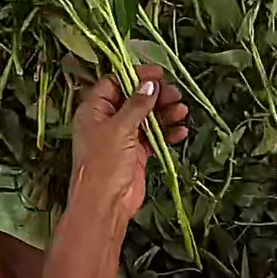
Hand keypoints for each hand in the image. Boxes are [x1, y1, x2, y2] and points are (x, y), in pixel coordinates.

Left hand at [68, 64, 188, 225]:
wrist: (105, 204)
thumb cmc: (104, 163)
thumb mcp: (120, 128)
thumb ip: (137, 104)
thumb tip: (150, 83)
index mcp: (94, 110)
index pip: (114, 83)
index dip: (135, 76)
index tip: (158, 74)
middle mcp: (107, 121)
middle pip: (133, 99)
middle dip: (155, 95)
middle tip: (175, 94)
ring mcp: (123, 138)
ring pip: (146, 118)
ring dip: (165, 113)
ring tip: (182, 110)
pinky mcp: (136, 153)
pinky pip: (154, 138)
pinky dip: (167, 133)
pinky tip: (181, 131)